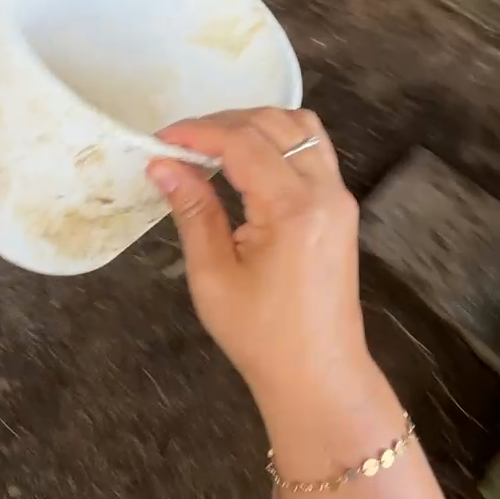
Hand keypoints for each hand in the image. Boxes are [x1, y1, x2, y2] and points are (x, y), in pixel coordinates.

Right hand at [146, 109, 367, 412]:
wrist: (318, 374)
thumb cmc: (260, 334)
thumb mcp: (213, 274)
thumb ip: (192, 210)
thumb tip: (161, 165)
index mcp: (293, 209)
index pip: (242, 143)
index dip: (197, 132)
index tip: (160, 140)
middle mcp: (324, 191)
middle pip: (271, 124)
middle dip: (220, 124)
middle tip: (179, 146)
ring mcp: (338, 195)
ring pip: (298, 126)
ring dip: (252, 124)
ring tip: (211, 146)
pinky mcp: (339, 205)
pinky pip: (311, 147)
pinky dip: (276, 138)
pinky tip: (246, 158)